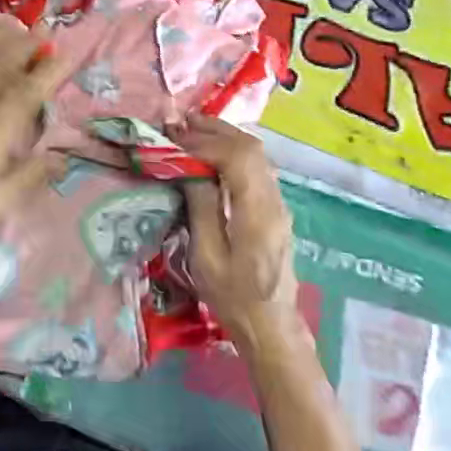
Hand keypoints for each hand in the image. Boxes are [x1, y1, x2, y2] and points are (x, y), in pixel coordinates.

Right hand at [175, 115, 306, 359]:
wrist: (270, 324)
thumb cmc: (233, 297)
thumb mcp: (206, 257)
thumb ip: (201, 208)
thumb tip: (190, 170)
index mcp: (258, 214)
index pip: (238, 158)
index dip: (203, 144)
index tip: (172, 144)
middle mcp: (274, 201)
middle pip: (251, 148)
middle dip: (213, 130)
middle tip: (177, 125)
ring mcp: (277, 202)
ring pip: (255, 154)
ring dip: (222, 137)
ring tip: (188, 134)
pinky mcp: (273, 207)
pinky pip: (254, 166)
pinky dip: (229, 151)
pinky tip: (207, 156)